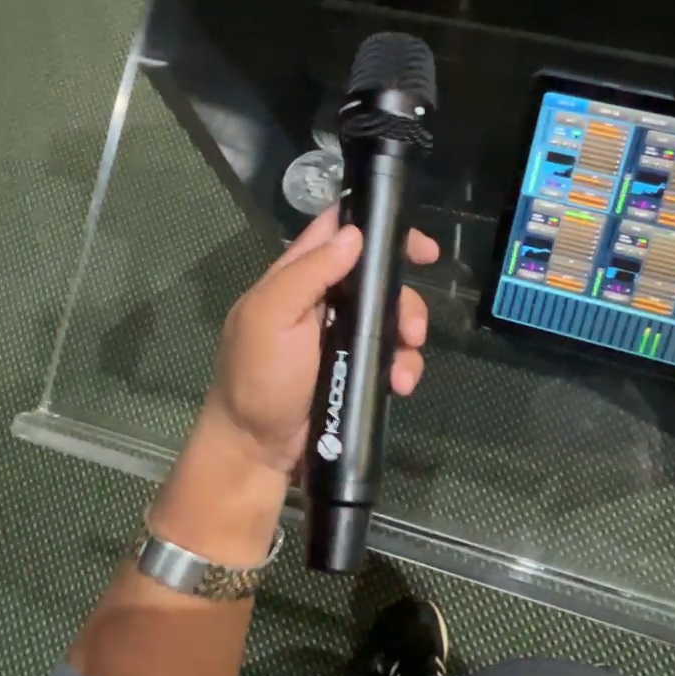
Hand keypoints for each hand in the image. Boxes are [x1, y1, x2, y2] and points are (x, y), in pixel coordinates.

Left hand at [204, 205, 439, 474]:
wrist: (257, 449)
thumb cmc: (258, 378)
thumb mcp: (271, 317)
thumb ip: (308, 273)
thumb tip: (353, 235)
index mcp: (296, 277)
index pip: (337, 232)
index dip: (376, 226)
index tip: (417, 245)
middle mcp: (323, 300)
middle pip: (377, 278)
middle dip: (403, 298)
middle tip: (414, 327)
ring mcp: (342, 336)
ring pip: (391, 318)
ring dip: (407, 337)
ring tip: (403, 369)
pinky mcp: (356, 369)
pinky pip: (391, 356)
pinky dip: (402, 367)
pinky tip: (399, 384)